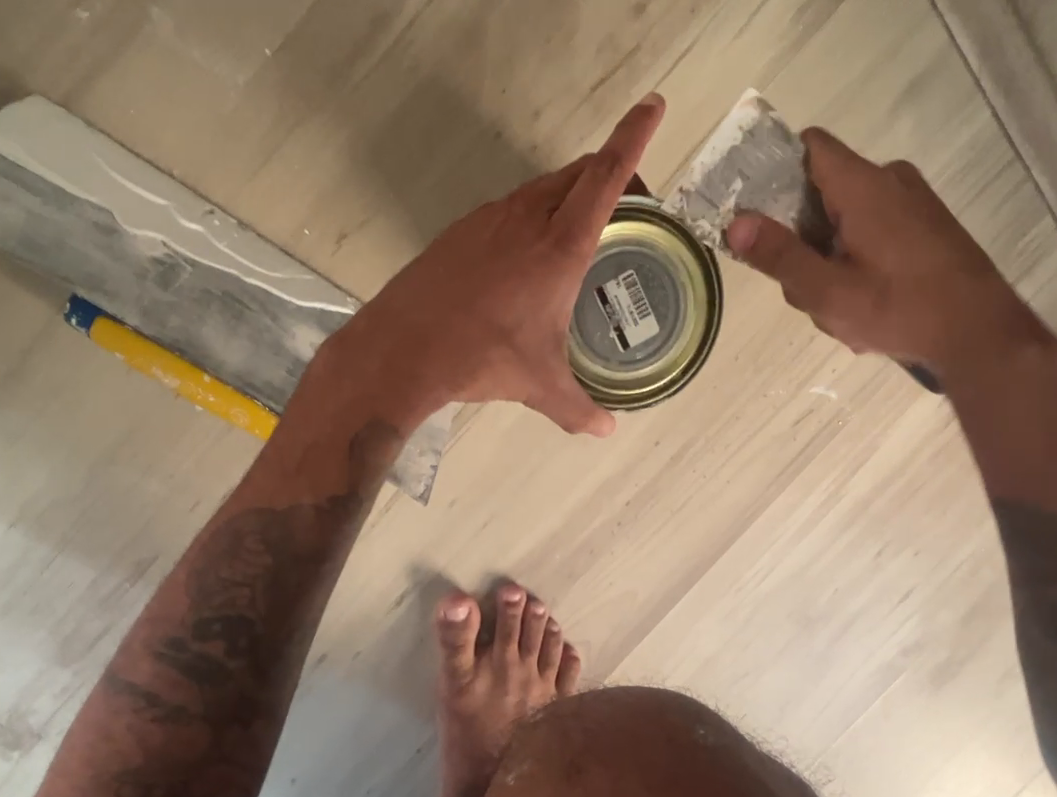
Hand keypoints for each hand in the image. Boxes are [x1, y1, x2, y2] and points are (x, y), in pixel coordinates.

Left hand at [320, 94, 667, 436]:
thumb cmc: (481, 359)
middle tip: (628, 206)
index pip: (607, 177)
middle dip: (610, 173)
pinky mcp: (461, 231)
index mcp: (559, 245)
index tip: (654, 105)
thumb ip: (578, 408)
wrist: (402, 349)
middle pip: (577, 172)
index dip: (635, 137)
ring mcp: (489, 219)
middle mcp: (526, 219)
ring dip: (569, 195)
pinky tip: (527, 257)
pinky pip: (510, 208)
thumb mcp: (538, 385)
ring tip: (581, 233)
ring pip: (541, 187)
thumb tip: (606, 430)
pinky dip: (533, 215)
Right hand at [724, 128, 1056, 390]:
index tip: (752, 210)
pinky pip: (869, 236)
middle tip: (801, 285)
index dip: (773, 170)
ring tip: (837, 307)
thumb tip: (735, 223)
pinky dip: (853, 266)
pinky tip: (861, 305)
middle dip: (799, 238)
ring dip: (827, 262)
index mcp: (864, 186)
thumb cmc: (901, 310)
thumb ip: (779, 256)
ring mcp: (910, 205)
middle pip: (819, 194)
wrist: (981, 334)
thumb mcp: (827, 292)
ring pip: (842, 222)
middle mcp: (889, 182)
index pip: (808, 147)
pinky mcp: (923, 229)